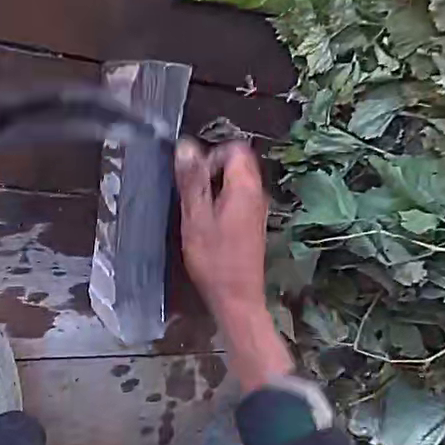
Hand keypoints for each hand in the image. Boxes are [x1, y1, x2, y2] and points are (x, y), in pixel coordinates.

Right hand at [175, 139, 292, 390]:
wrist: (237, 298)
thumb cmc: (214, 259)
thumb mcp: (195, 218)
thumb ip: (192, 181)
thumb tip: (186, 146)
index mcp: (245, 187)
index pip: (235, 149)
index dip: (211, 155)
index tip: (193, 176)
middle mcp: (258, 193)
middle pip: (239, 162)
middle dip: (212, 169)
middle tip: (191, 192)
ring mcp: (258, 209)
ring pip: (238, 181)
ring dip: (215, 186)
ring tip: (196, 208)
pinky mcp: (253, 223)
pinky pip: (239, 197)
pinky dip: (222, 200)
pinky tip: (207, 222)